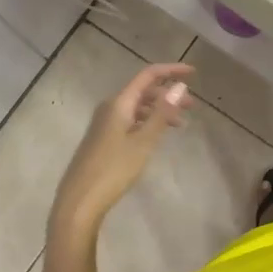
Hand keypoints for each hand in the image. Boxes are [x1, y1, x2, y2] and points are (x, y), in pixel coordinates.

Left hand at [50, 62, 195, 232]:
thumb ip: (162, 114)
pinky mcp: (103, 139)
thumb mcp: (143, 142)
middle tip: (192, 106)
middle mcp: (110, 107)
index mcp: (119, 103)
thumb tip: (180, 86)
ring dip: (159, 110)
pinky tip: (157, 135)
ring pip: (137, 107)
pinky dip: (147, 122)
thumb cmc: (114, 169)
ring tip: (180, 123)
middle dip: (168, 93)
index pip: (147, 75)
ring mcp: (105, 123)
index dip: (170, 70)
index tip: (193, 73)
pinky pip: (130, 120)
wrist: (80, 201)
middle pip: (143, 91)